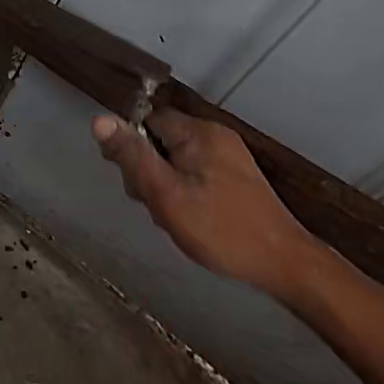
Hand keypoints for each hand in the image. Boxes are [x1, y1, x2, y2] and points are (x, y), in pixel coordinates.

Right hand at [92, 108, 319, 295]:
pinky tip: (192, 217)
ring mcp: (229, 155)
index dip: (131, 147)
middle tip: (158, 206)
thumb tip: (100, 120)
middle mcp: (215, 135)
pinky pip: (195, 172)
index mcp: (198, 132)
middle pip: (160, 140)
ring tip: (176, 216)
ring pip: (176, 159)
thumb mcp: (165, 194)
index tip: (134, 181)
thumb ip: (132, 156)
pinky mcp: (237, 175)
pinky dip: (186, 191)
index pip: (146, 120)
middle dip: (149, 171)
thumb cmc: (220, 229)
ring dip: (166, 185)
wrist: (284, 263)